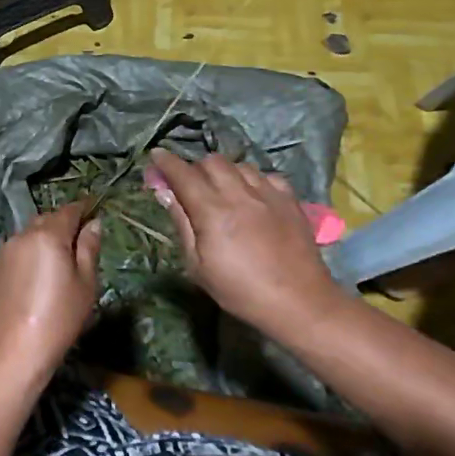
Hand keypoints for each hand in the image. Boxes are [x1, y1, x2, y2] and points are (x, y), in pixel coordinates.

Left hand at [0, 202, 101, 377]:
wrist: (12, 352)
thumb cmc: (59, 317)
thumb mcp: (86, 282)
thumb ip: (89, 248)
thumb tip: (94, 224)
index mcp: (48, 234)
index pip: (70, 210)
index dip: (86, 209)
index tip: (98, 212)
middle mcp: (24, 234)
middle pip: (49, 218)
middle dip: (66, 223)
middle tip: (84, 242)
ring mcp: (6, 250)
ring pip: (33, 232)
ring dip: (48, 237)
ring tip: (63, 260)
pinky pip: (21, 247)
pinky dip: (34, 250)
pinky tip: (43, 273)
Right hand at [146, 149, 347, 335]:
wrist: (298, 300)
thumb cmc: (241, 291)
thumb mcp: (199, 266)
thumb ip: (182, 224)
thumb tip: (165, 192)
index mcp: (213, 211)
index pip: (184, 174)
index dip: (166, 162)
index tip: (156, 156)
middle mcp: (240, 193)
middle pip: (212, 162)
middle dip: (196, 168)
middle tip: (190, 186)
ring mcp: (268, 192)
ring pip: (239, 165)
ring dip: (225, 172)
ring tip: (222, 192)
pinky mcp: (289, 197)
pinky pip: (265, 176)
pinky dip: (252, 181)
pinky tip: (252, 197)